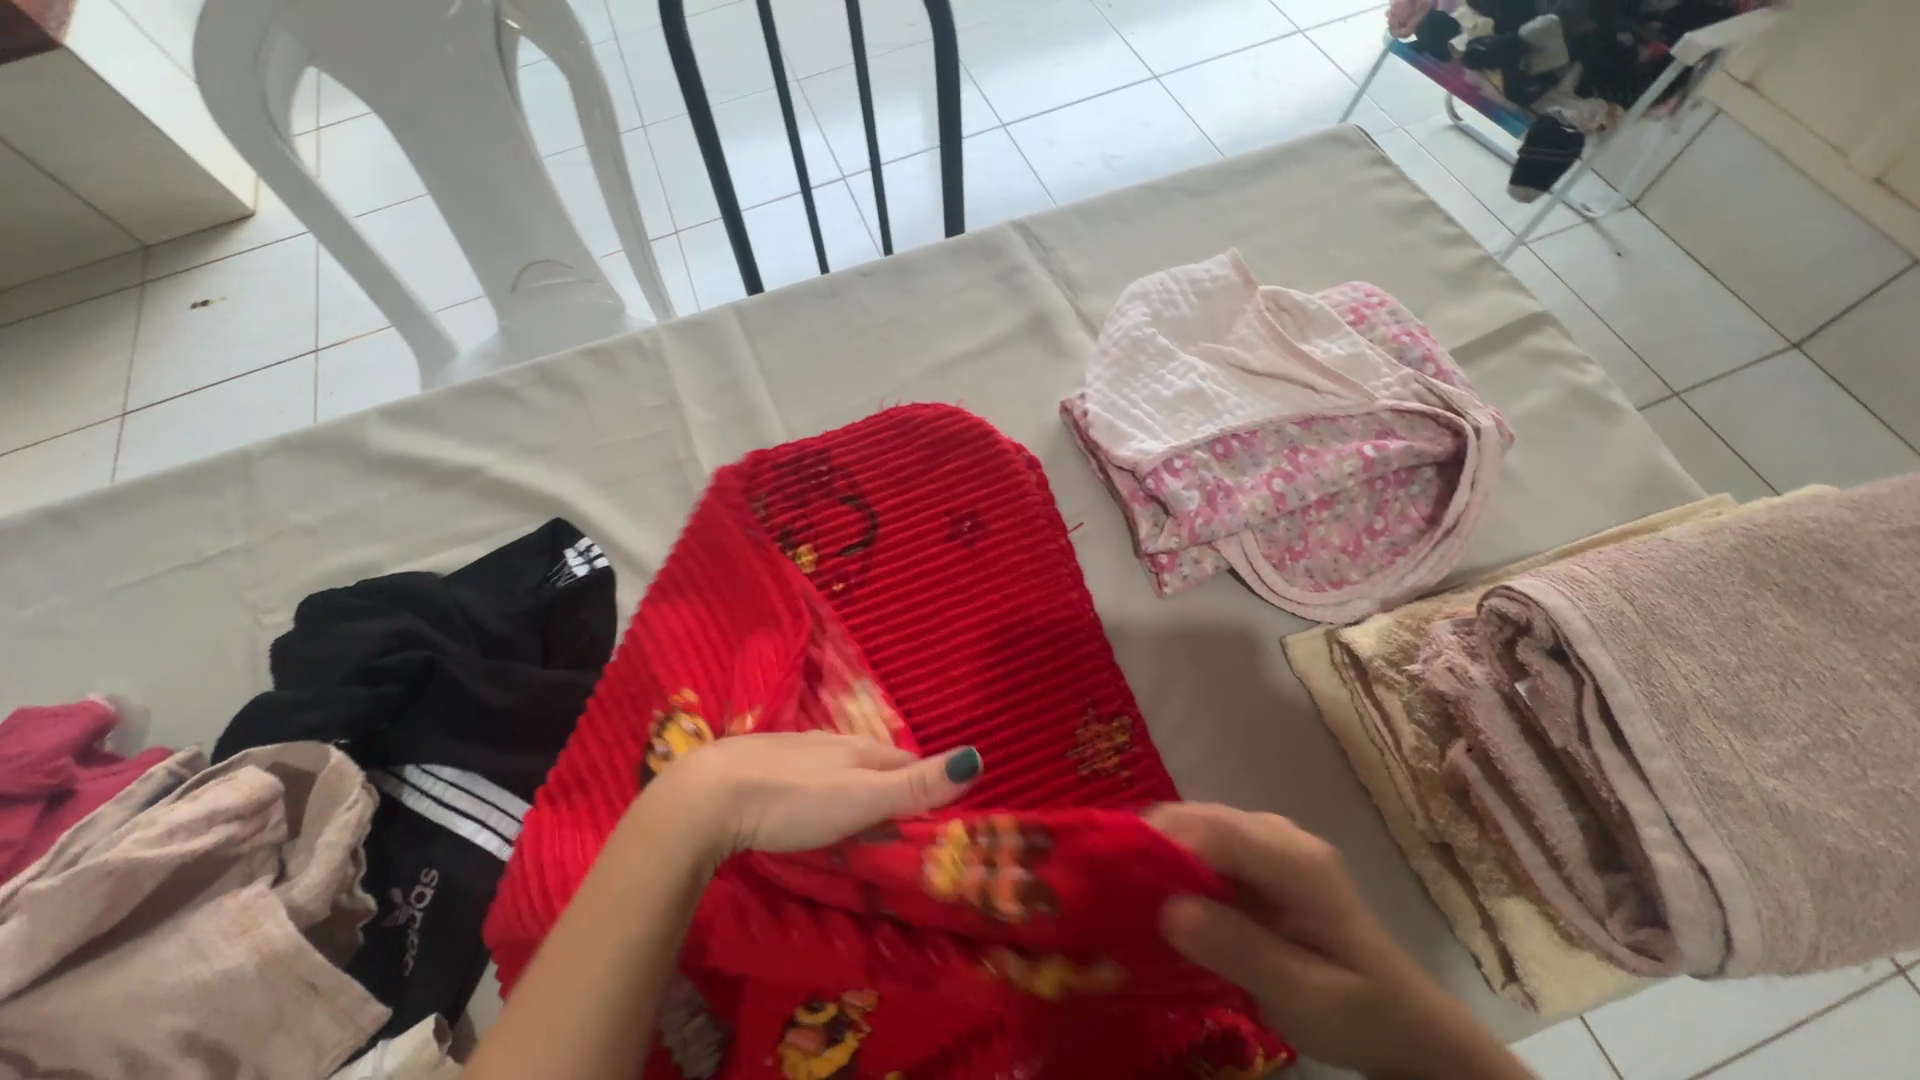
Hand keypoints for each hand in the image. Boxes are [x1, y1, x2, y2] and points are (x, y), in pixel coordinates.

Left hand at [640, 732, 982, 866]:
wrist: (707, 797)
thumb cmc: (792, 801)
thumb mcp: (862, 798)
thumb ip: (916, 785)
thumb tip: (977, 758)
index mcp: (855, 750)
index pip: (903, 762)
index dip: (925, 781)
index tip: (940, 805)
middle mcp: (825, 743)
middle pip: (870, 761)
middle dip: (890, 781)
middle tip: (904, 813)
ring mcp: (787, 751)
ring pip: (833, 765)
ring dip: (851, 783)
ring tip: (859, 808)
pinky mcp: (755, 767)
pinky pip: (801, 774)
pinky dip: (815, 788)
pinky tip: (804, 801)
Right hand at [1146, 803, 1531, 1079]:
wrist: (1408, 1025)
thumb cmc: (1359, 1012)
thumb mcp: (1304, 996)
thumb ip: (1239, 950)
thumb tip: (1167, 909)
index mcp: (1297, 862)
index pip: (1216, 829)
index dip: (1159, 840)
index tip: (1110, 870)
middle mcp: (1281, 837)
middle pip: (1200, 819)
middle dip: (1149, 844)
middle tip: (1105, 887)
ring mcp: (1271, 845)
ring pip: (1198, 829)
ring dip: (1158, 854)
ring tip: (1121, 893)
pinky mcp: (1260, 863)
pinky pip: (1206, 849)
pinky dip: (1175, 867)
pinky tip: (1158, 899)